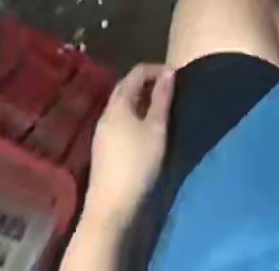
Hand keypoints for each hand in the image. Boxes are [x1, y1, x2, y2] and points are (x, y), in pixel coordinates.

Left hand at [82, 63, 174, 223]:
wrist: (110, 209)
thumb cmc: (137, 164)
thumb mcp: (156, 129)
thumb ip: (162, 98)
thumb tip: (169, 72)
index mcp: (119, 103)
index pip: (137, 72)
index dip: (157, 69)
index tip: (176, 76)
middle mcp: (107, 112)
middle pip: (127, 86)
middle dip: (148, 82)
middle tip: (170, 89)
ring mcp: (102, 130)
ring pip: (123, 103)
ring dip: (142, 98)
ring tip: (162, 107)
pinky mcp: (103, 146)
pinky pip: (120, 118)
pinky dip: (135, 113)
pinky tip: (146, 127)